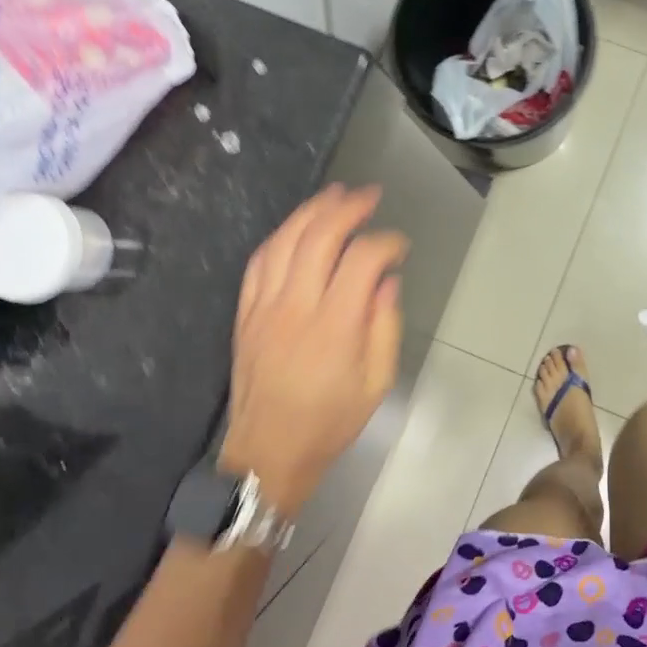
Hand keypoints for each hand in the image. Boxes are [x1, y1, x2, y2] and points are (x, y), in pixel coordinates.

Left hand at [221, 185, 406, 512]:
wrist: (269, 452)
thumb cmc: (330, 421)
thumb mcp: (376, 383)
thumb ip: (384, 326)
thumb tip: (386, 280)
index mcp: (335, 327)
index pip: (362, 260)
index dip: (386, 243)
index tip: (400, 246)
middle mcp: (296, 307)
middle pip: (320, 237)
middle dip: (348, 208)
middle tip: (370, 196)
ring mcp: (264, 307)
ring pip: (285, 241)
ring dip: (311, 210)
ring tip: (335, 194)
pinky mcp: (245, 314)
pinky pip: (258, 262)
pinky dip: (279, 236)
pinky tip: (296, 227)